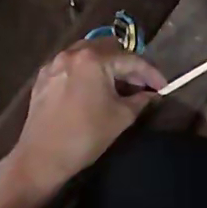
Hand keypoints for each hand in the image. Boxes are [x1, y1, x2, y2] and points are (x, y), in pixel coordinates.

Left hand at [1, 41, 166, 201]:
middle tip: (141, 84)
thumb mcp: (122, 116)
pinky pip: (73, 64)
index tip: (164, 87)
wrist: (41, 158)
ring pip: (90, 53)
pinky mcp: (44, 78)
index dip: (152, 74)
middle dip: (129, 65)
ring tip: (119, 85)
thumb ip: (142, 99)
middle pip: (110, 49)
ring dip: (108, 65)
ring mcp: (54, 64)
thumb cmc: (86, 135)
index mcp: (94, 60)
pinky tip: (95, 87)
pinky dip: (88, 70)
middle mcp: (72, 54)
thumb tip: (152, 94)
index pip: (132, 60)